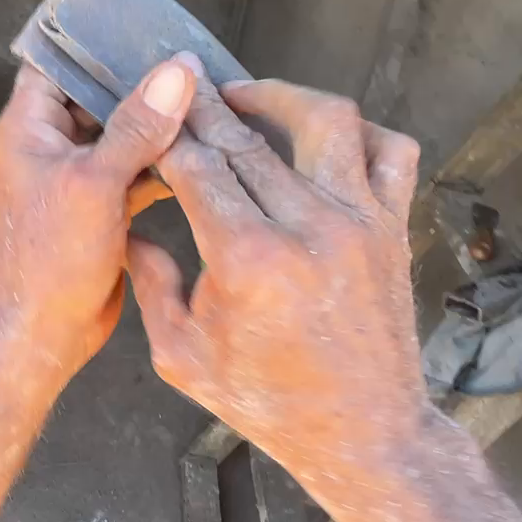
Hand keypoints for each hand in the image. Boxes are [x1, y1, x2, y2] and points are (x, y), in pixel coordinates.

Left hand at [0, 57, 196, 375]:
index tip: (141, 21)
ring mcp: (77, 175)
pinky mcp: (101, 203)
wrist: (46, 331)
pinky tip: (206, 150)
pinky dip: (163, 161)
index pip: (54, 65)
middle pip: (96, 96)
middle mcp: (49, 144)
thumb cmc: (52, 256)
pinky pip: (134, 168)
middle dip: (141, 82)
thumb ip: (136, 126)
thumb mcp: (95, 183)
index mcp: (28, 128)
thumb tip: (178, 70)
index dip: (91, 42)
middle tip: (196, 59)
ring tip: (212, 98)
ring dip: (159, 123)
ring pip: (121, 133)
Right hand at [124, 77, 426, 481]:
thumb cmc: (262, 399)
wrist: (361, 434)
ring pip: (326, 121)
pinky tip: (321, 135)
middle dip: (204, 107)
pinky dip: (358, 130)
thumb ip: (149, 283)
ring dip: (279, 97)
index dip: (165, 136)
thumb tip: (129, 231)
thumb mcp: (179, 354)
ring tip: (243, 96)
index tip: (145, 116)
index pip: (195, 168)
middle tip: (178, 87)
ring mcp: (361, 221)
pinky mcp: (392, 228)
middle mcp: (308, 226)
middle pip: (247, 137)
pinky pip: (390, 151)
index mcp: (246, 259)